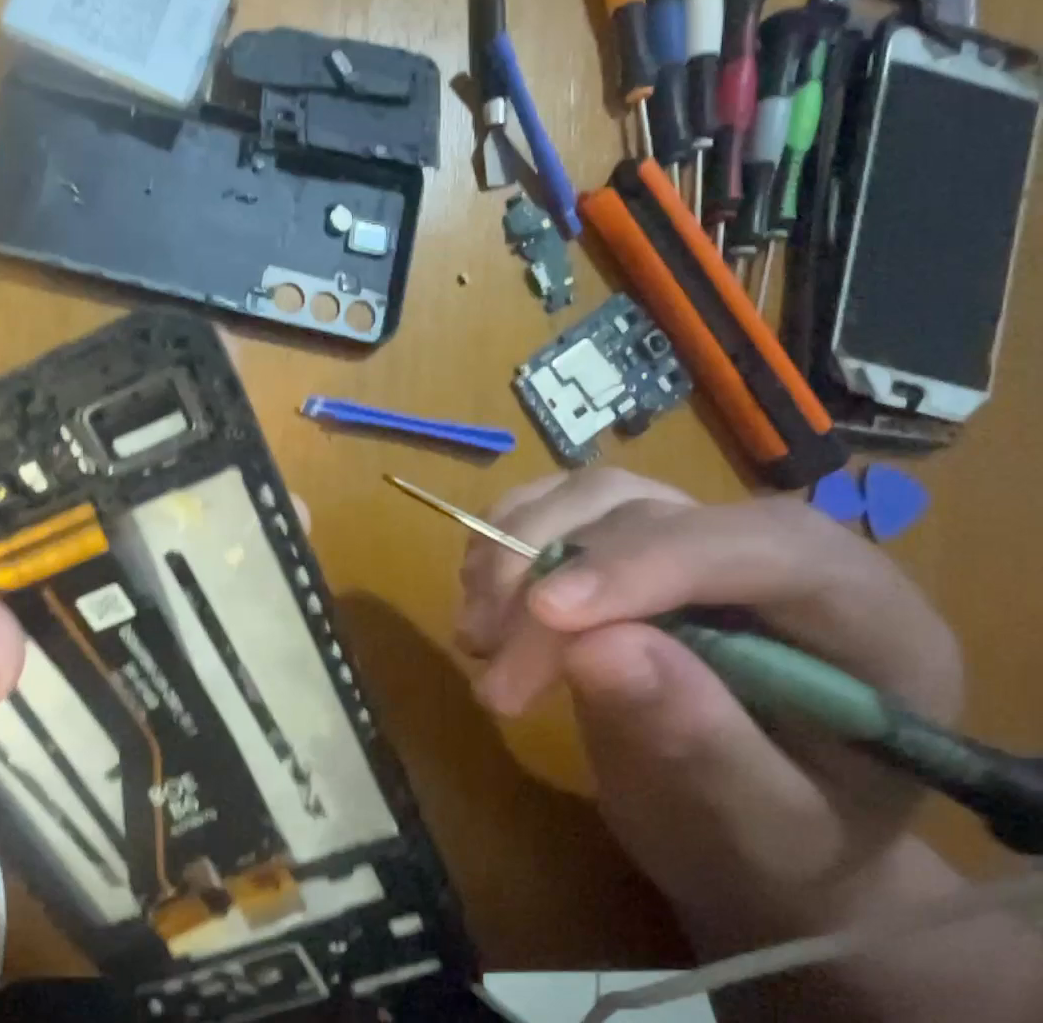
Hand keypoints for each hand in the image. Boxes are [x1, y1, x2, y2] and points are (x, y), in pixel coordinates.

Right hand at [457, 470, 962, 945]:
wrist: (741, 839)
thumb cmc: (770, 845)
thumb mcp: (757, 824)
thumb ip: (697, 738)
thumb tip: (595, 648)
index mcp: (868, 620)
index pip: (760, 546)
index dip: (646, 564)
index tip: (543, 614)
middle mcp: (779, 554)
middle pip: (648, 519)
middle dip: (549, 589)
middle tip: (495, 683)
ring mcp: (694, 539)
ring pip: (591, 497)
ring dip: (512, 556)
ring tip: (476, 641)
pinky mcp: (628, 543)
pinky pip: (553, 508)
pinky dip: (500, 547)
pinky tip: (483, 611)